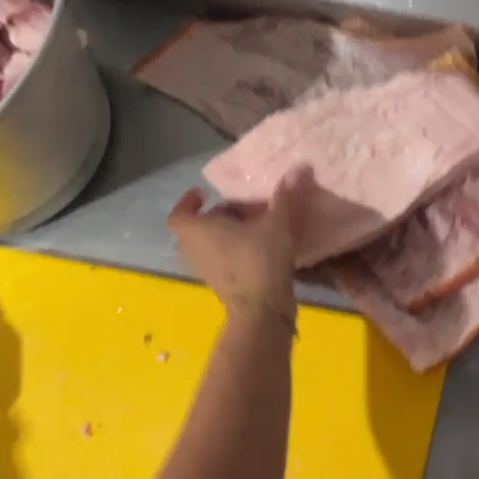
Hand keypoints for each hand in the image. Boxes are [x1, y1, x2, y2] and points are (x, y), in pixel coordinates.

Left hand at [166, 165, 312, 328]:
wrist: (262, 311)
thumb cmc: (259, 262)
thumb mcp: (277, 225)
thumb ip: (285, 197)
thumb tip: (298, 168)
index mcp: (197, 230)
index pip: (180, 213)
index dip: (188, 202)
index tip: (204, 194)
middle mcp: (194, 250)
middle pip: (197, 229)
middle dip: (216, 217)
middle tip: (241, 209)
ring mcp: (206, 271)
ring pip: (209, 247)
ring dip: (225, 236)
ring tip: (252, 228)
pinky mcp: (222, 286)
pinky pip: (221, 262)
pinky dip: (233, 253)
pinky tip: (259, 250)